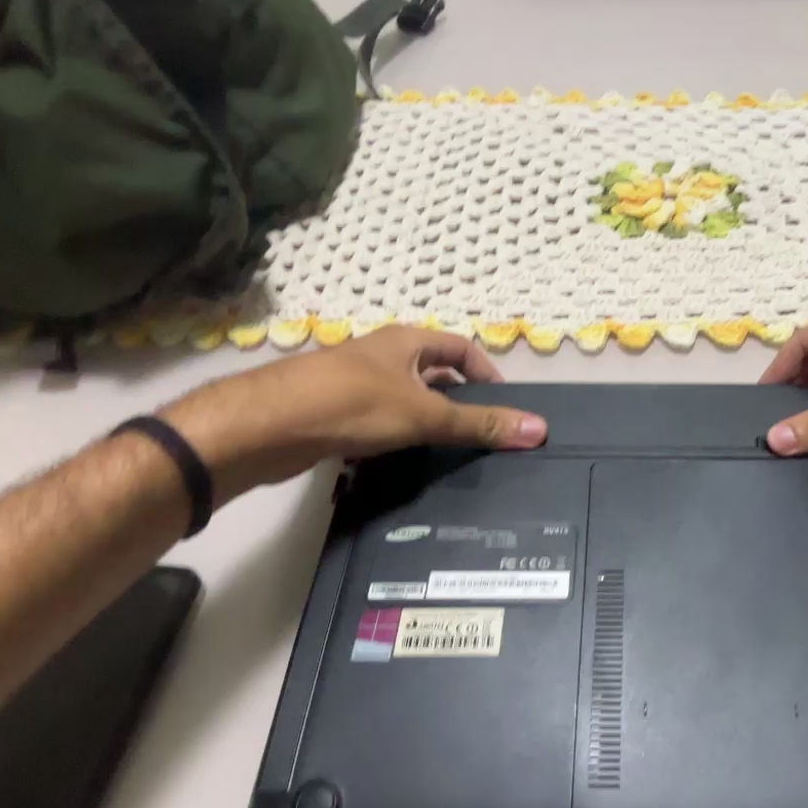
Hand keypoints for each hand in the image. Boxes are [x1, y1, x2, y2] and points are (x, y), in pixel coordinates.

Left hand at [159, 326, 547, 499]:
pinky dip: (396, 440)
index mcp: (406, 341)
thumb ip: (479, 423)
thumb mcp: (425, 413)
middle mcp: (382, 356)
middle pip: (433, 375)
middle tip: (481, 437)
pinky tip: (403, 465)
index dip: (487, 374)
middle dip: (458, 403)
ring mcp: (355, 384)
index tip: (504, 408)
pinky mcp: (335, 413)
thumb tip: (540, 428)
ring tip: (450, 456)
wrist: (267, 426)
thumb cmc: (352, 405)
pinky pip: (379, 424)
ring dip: (427, 424)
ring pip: (405, 402)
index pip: (461, 349)